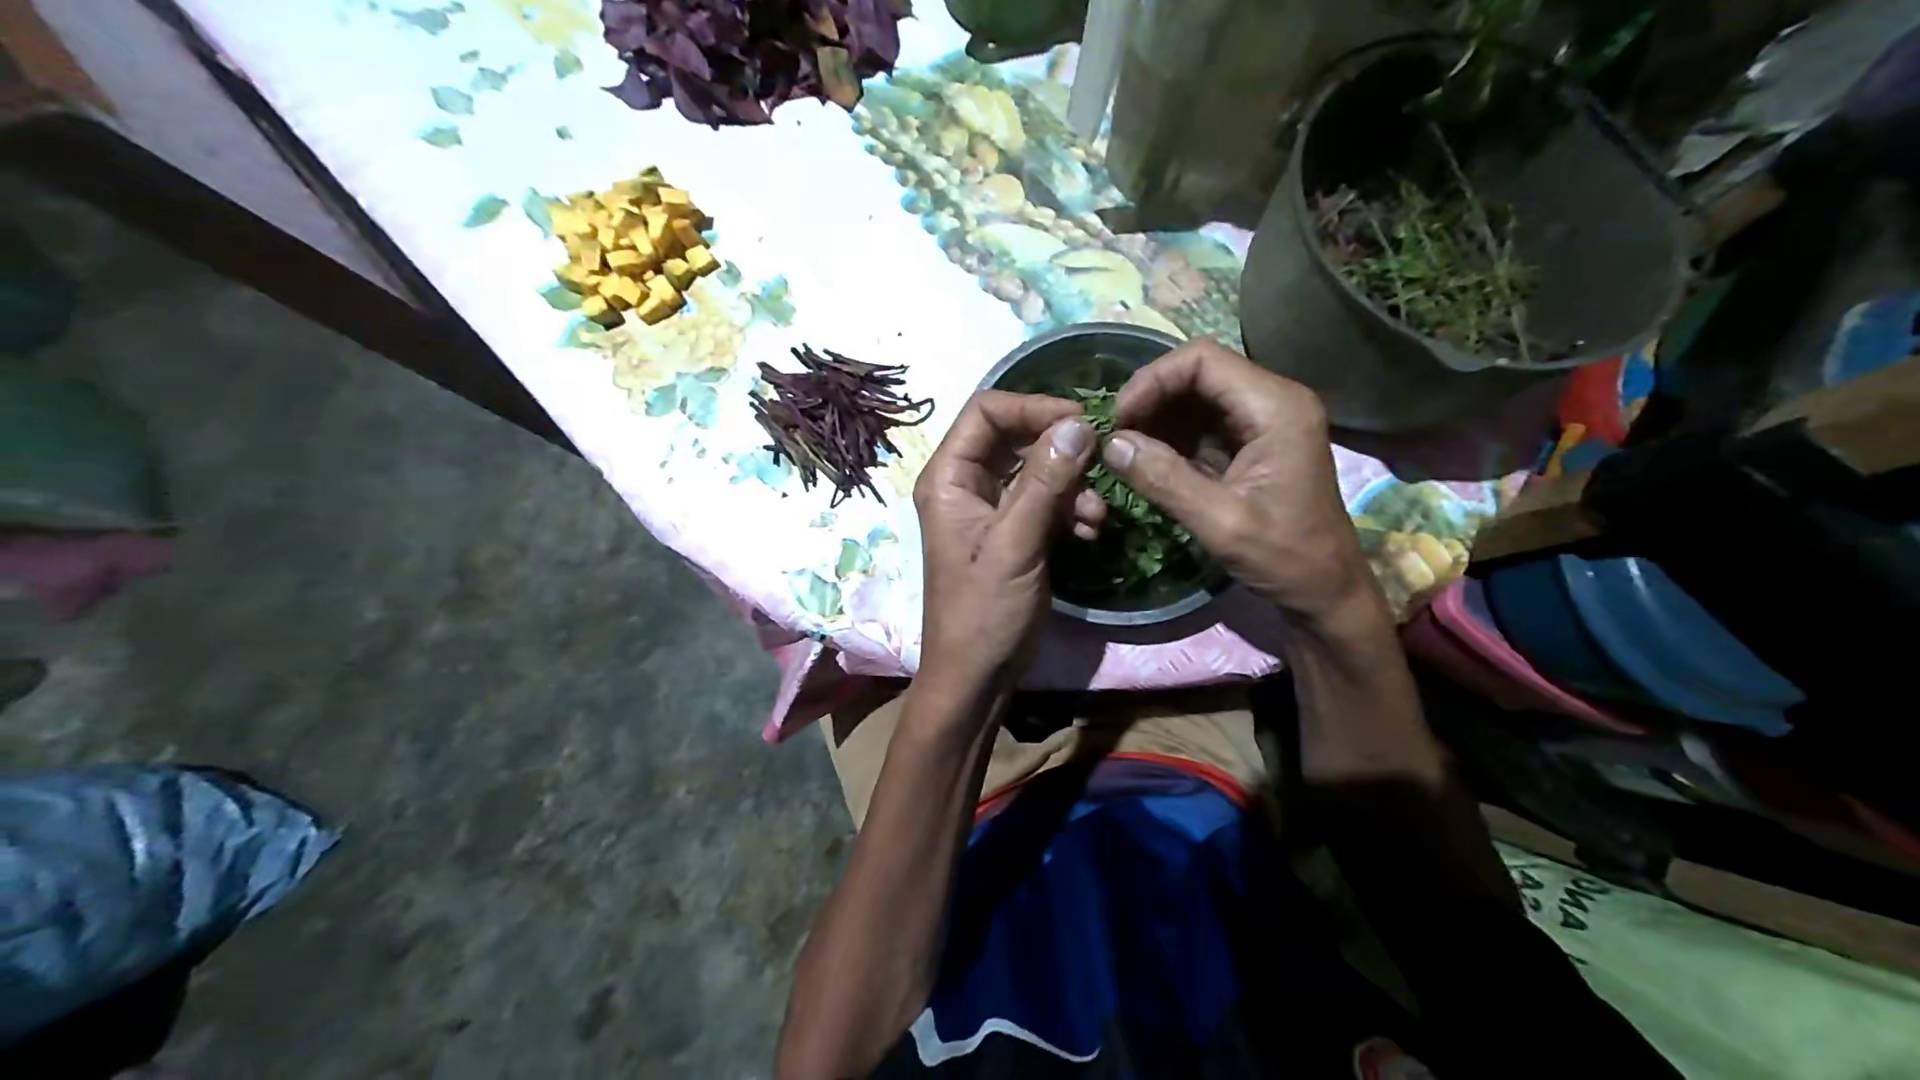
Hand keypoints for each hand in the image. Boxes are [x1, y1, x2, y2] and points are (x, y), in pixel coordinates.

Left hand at [914, 390, 1095, 692]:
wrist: (978, 675)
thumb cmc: (983, 612)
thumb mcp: (1015, 544)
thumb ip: (1044, 483)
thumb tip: (1079, 424)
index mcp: (949, 477)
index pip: (986, 411)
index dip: (1033, 407)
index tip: (1082, 420)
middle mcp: (967, 484)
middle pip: (1016, 436)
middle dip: (1060, 449)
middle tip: (1100, 465)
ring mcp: (991, 508)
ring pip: (1037, 469)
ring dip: (1072, 484)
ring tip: (1095, 514)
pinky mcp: (1014, 531)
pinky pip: (1046, 501)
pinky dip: (1070, 508)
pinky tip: (1090, 530)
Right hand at [1090, 338, 1379, 626]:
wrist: (1324, 591)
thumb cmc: (1285, 557)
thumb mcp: (1220, 522)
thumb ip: (1164, 479)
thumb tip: (1111, 445)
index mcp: (1276, 407)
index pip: (1203, 360)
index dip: (1153, 380)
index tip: (1119, 418)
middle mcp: (1272, 402)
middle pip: (1197, 373)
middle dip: (1150, 398)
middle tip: (1114, 436)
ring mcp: (1261, 422)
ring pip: (1194, 398)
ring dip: (1155, 418)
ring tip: (1123, 449)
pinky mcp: (1249, 445)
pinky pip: (1200, 425)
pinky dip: (1168, 438)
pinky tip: (1144, 461)